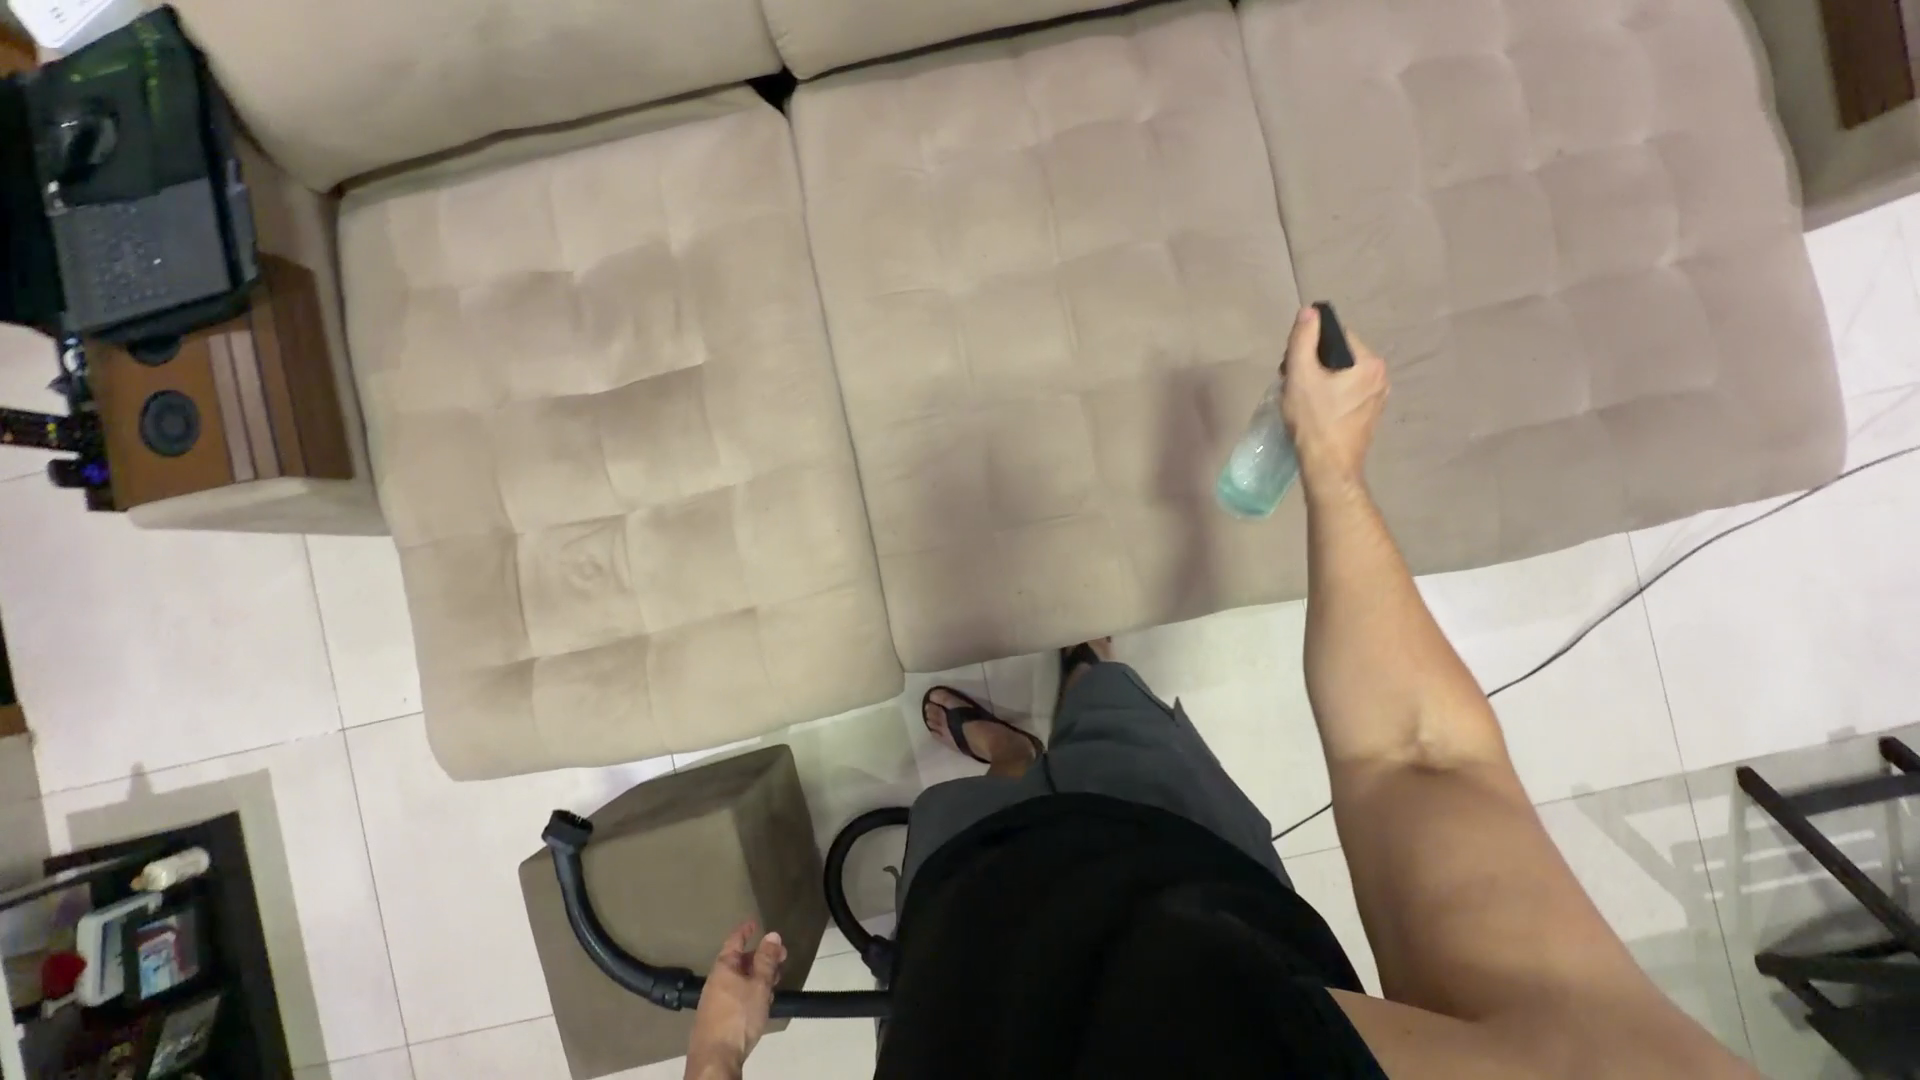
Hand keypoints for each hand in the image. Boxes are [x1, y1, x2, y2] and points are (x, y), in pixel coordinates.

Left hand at [685, 922, 786, 1078]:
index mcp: (724, 968)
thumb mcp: (758, 984)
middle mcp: (716, 981)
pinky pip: (737, 996)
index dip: (745, 931)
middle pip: (739, 961)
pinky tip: (762, 1001)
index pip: (735, 941)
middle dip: (760, 957)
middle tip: (780, 956)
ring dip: (758, 976)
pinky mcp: (718, 1019)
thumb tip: (772, 934)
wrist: (715, 1058)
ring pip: (740, 980)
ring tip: (775, 979)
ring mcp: (716, 1001)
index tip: (754, 922)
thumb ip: (766, 960)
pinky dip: (751, 992)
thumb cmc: (738, 1016)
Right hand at [1279, 304, 1388, 493]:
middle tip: (1292, 382)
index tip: (1293, 363)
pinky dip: (1331, 396)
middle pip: (1341, 355)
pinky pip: (1348, 394)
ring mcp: (1378, 399)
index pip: (1339, 335)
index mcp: (1369, 363)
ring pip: (1344, 376)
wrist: (1329, 467)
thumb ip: (1303, 340)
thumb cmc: (1314, 420)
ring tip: (1301, 399)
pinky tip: (1315, 411)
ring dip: (1321, 380)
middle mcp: (1381, 377)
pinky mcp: (1370, 417)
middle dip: (1315, 363)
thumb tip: (1309, 312)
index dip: (1311, 344)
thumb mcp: (1300, 376)